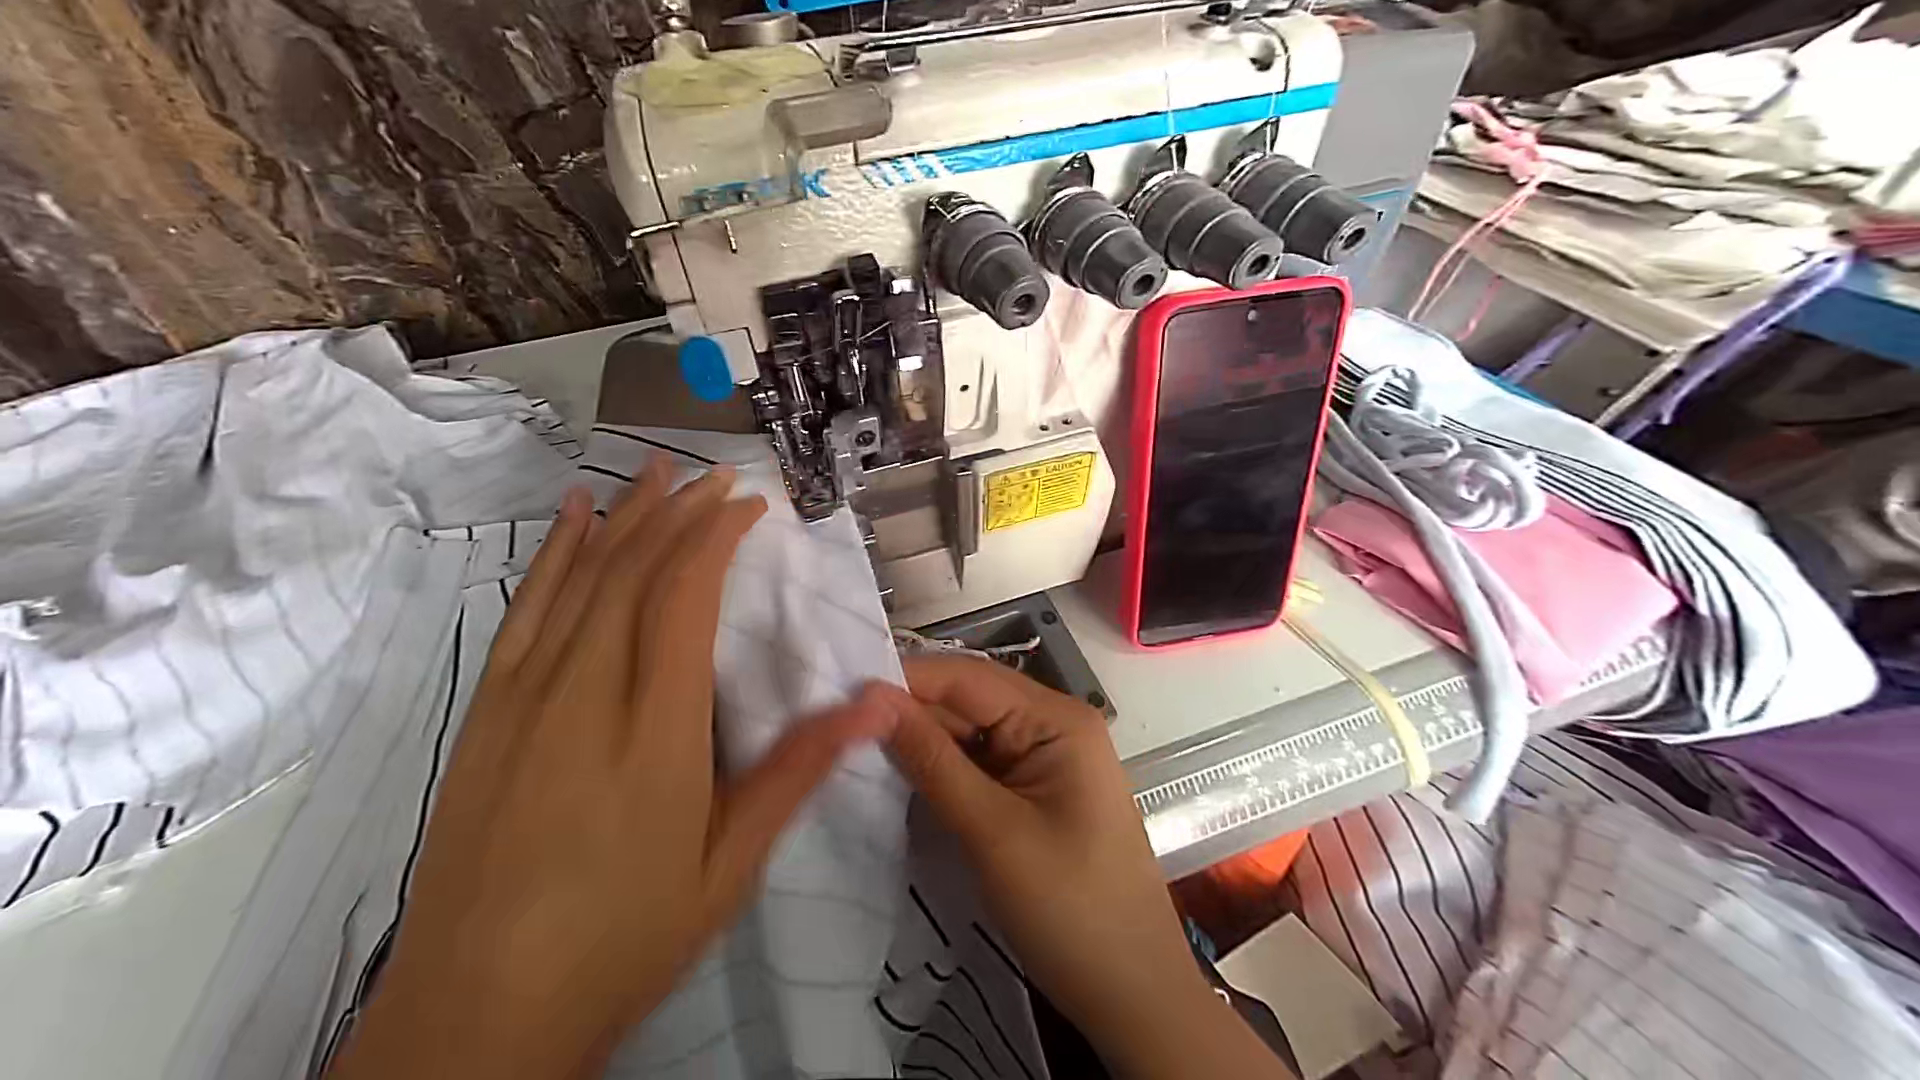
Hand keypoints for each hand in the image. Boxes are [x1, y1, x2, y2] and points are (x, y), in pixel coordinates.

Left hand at [332, 463, 894, 1079]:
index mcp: (654, 725)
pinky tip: (569, 519)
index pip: (684, 596)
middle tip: (713, 476)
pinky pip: (524, 611)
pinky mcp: (487, 714)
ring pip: (578, 579)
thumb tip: (875, 706)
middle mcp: (585, 692)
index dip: (716, 537)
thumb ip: (798, 770)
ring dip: (620, 517)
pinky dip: (553, 554)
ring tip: (652, 472)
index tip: (749, 505)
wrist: (476, 1016)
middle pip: (632, 572)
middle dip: (676, 513)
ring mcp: (525, 697)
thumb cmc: (625, 936)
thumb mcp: (731, 863)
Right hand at [879, 657, 1291, 1078]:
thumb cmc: (1072, 909)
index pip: (968, 677)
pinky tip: (900, 774)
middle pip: (967, 700)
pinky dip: (940, 767)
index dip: (906, 680)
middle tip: (840, 726)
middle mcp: (1052, 724)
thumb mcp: (993, 832)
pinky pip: (978, 763)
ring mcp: (1043, 758)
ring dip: (920, 740)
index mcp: (1057, 719)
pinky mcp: (1032, 789)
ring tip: (856, 746)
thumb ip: (932, 761)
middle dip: (908, 711)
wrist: (1132, 994)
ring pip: (968, 732)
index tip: (842, 694)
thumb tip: (873, 699)